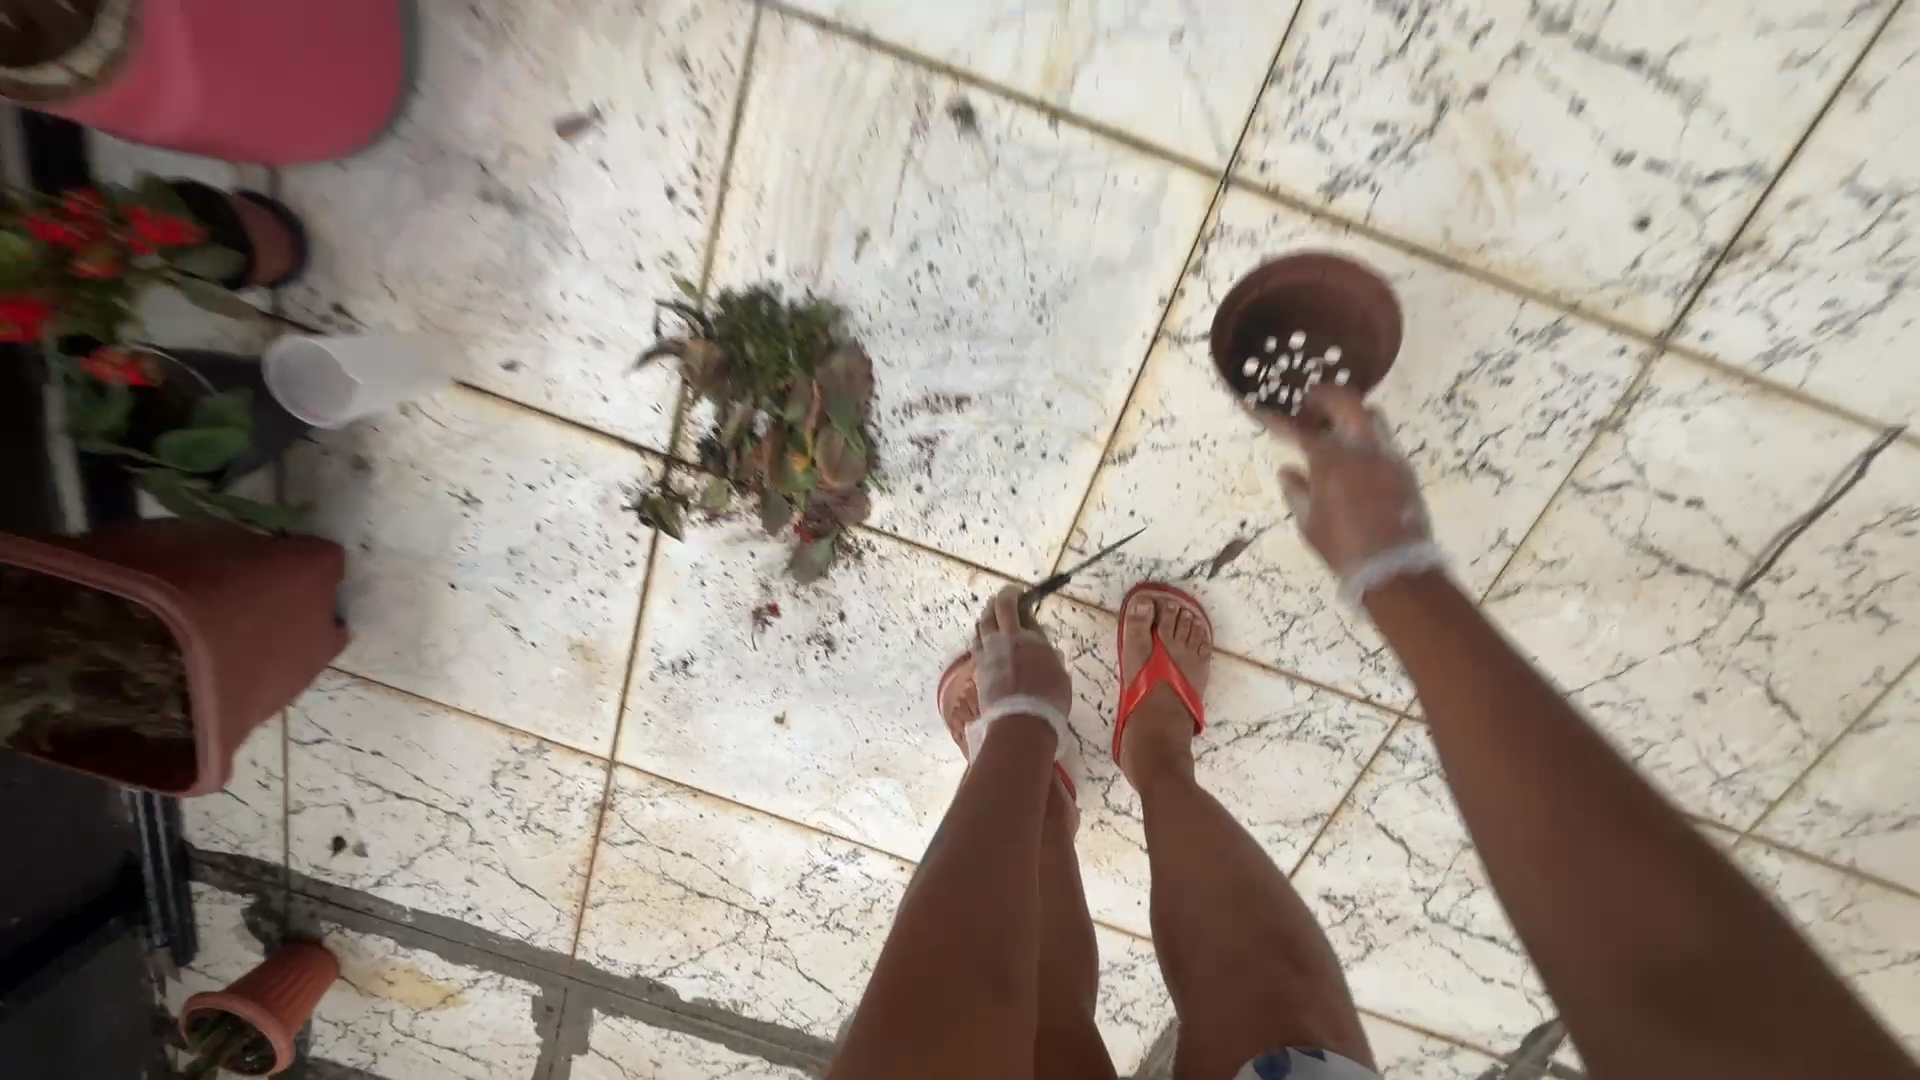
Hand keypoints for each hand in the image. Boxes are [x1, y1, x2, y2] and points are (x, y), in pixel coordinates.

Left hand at [970, 585, 1073, 730]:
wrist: (1020, 722)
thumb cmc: (1048, 701)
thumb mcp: (1061, 678)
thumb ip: (1052, 661)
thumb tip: (1051, 653)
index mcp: (1030, 639)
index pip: (1024, 614)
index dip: (1024, 605)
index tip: (1026, 603)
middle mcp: (1006, 640)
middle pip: (998, 608)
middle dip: (1004, 597)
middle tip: (1008, 595)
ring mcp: (988, 653)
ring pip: (982, 624)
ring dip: (987, 614)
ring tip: (991, 613)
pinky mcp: (978, 668)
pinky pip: (976, 644)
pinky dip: (980, 637)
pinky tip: (984, 640)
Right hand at [1270, 386, 1447, 603]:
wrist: (1394, 568)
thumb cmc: (1341, 547)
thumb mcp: (1308, 521)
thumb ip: (1297, 490)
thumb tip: (1288, 471)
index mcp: (1332, 462)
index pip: (1298, 430)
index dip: (1276, 420)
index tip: (1259, 409)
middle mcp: (1363, 450)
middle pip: (1347, 403)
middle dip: (1325, 397)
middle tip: (1308, 403)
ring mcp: (1388, 457)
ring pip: (1371, 418)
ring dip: (1349, 416)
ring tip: (1333, 429)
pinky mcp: (1403, 470)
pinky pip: (1381, 442)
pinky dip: (1363, 439)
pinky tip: (1353, 458)